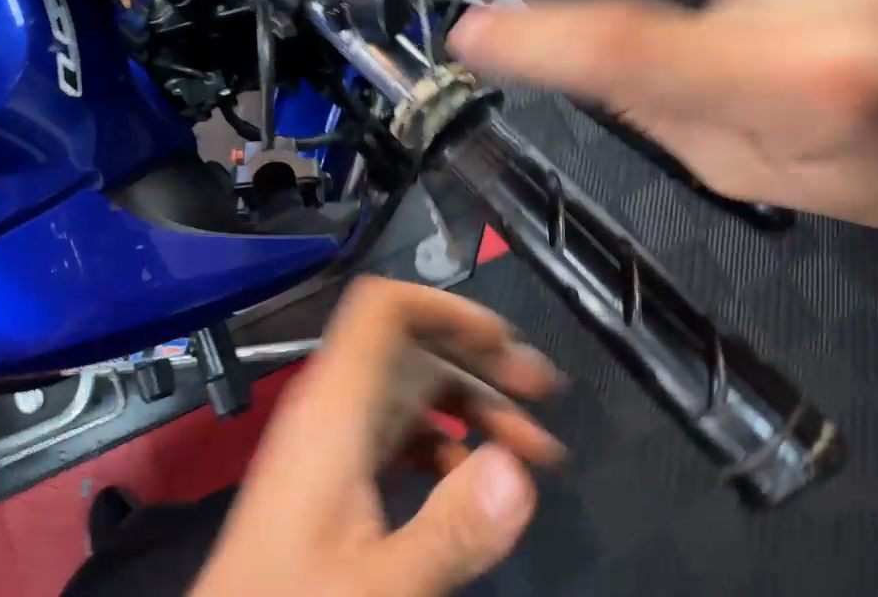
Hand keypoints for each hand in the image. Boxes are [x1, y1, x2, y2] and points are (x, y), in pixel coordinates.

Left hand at [190, 279, 563, 596]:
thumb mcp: (380, 582)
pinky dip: (446, 442)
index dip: (443, 308)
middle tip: (543, 393)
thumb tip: (518, 472)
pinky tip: (476, 482)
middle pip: (411, 349)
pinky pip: (400, 432)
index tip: (503, 340)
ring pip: (412, 392)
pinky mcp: (337, 468)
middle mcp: (335, 406)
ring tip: (536, 450)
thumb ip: (449, 531)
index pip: (383, 311)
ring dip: (472, 407)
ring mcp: (335, 436)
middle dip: (479, 361)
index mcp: (336, 408)